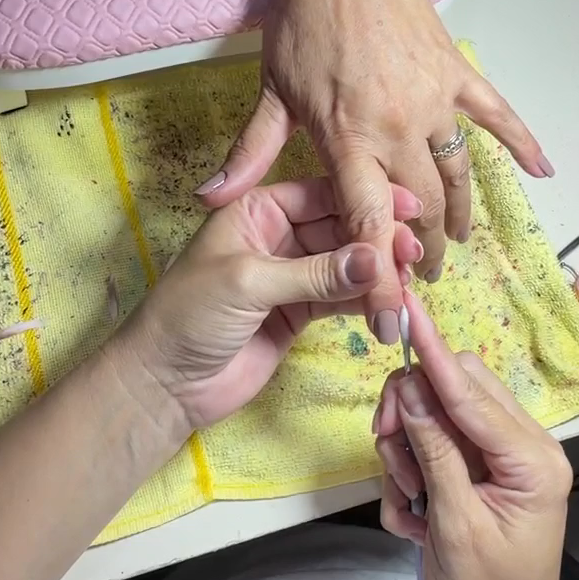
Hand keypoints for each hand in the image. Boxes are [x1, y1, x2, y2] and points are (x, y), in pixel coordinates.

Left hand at [116, 178, 423, 433]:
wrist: (164, 384)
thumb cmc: (189, 315)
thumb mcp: (248, 283)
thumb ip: (314, 273)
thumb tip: (377, 262)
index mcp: (256, 210)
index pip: (320, 195)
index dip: (362, 201)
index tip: (406, 208)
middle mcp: (277, 236)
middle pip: (338, 229)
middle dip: (375, 239)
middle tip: (413, 251)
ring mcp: (290, 275)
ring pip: (344, 266)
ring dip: (375, 273)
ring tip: (410, 278)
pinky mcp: (299, 312)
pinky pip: (339, 299)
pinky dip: (364, 301)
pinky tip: (391, 303)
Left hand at [199, 0, 551, 343]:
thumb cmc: (303, 18)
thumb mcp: (269, 89)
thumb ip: (249, 152)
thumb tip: (211, 198)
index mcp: (348, 139)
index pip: (367, 225)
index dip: (380, 281)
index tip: (391, 324)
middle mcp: (399, 129)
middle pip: (420, 210)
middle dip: (421, 255)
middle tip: (419, 283)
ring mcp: (437, 102)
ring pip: (458, 177)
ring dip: (459, 218)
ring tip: (455, 248)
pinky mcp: (458, 76)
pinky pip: (497, 115)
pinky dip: (522, 142)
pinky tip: (541, 171)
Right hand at [373, 290, 573, 579]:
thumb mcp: (456, 526)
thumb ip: (435, 452)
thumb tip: (411, 389)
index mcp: (532, 459)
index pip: (472, 392)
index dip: (434, 351)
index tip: (409, 309)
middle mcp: (521, 443)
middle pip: (454, 386)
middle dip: (411, 413)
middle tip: (388, 450)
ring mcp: (499, 452)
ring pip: (435, 410)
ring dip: (407, 451)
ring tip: (411, 502)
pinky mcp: (477, 464)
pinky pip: (431, 441)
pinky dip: (411, 471)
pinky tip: (416, 517)